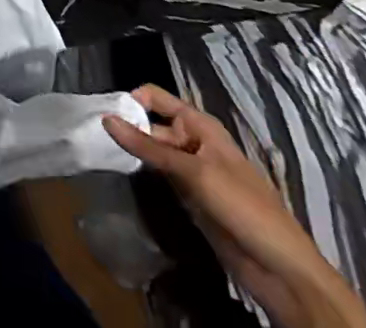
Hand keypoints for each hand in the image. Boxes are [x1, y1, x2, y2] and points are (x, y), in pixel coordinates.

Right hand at [104, 85, 365, 327]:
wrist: (278, 265)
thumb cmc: (242, 205)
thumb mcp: (193, 172)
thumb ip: (149, 148)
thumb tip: (107, 119)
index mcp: (201, 126)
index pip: (159, 99)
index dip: (132, 100)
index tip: (101, 110)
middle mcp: (194, 142)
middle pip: (153, 126)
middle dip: (126, 127)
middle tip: (87, 133)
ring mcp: (191, 172)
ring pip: (153, 153)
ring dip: (131, 152)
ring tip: (95, 149)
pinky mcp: (189, 199)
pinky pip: (160, 178)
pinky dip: (142, 174)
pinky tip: (119, 173)